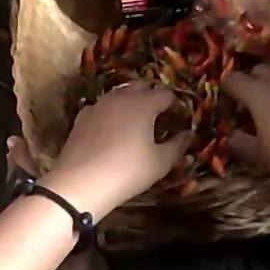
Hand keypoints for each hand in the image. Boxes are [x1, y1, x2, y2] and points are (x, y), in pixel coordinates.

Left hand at [41, 84, 190, 214]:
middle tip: (159, 116)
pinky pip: (102, 108)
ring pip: (119, 95)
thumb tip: (188, 134)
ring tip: (136, 123)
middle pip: (141, 87)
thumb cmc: (128, 171)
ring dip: (131, 103)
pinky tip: (112, 131)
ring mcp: (98, 105)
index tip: (180, 119)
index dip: (176, 105)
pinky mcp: (81, 118)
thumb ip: (177, 145)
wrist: (80, 183)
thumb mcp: (160, 162)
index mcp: (143, 103)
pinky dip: (112, 114)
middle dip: (152, 97)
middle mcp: (120, 97)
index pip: (166, 94)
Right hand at [222, 65, 269, 199]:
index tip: (225, 104)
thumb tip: (230, 134)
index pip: (232, 79)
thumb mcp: (259, 155)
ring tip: (269, 113)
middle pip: (257, 71)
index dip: (225, 89)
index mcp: (257, 93)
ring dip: (269, 89)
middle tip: (246, 106)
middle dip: (249, 82)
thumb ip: (239, 142)